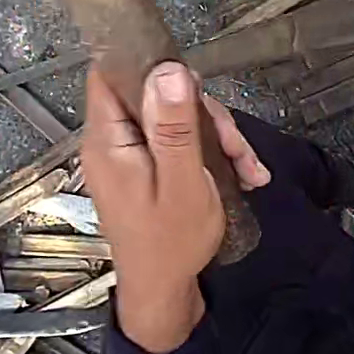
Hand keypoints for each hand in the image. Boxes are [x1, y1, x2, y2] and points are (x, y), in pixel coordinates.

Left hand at [81, 62, 269, 353]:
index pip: (109, 74)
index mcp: (109, 140)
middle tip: (232, 144)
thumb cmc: (170, 243)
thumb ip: (175, 127)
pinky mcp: (146, 167)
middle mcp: (112, 142)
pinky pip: (176, 142)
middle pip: (154, 97)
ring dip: (214, 137)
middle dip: (201, 113)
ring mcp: (129, 155)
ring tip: (245, 168)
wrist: (164, 290)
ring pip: (173, 118)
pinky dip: (208, 153)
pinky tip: (239, 174)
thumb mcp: (181, 183)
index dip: (145, 62)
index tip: (187, 72)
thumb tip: (169, 70)